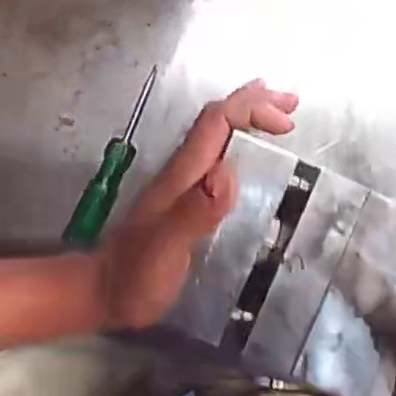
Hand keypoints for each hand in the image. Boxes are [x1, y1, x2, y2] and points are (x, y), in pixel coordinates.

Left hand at [97, 79, 298, 329]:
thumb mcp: (166, 248)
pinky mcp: (185, 201)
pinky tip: (250, 155)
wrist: (102, 292)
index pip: (217, 123)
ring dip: (249, 118)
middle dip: (255, 104)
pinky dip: (240, 143)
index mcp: (182, 175)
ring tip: (280, 114)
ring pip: (216, 136)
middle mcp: (183, 172)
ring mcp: (182, 185)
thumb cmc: (135, 276)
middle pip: (217, 121)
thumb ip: (195, 212)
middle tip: (292, 104)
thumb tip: (228, 172)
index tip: (286, 122)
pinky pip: (216, 157)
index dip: (251, 111)